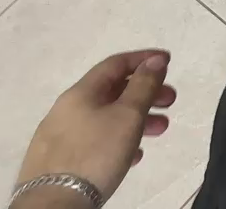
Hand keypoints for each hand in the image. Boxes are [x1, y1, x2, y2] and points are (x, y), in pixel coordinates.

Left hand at [15, 50, 174, 202]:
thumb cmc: (95, 154)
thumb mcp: (128, 115)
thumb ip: (144, 84)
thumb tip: (154, 60)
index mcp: (79, 94)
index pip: (115, 64)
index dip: (144, 59)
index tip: (168, 63)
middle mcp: (64, 112)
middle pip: (112, 92)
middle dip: (146, 94)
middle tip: (170, 101)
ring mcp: (57, 139)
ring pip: (104, 119)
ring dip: (136, 119)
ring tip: (159, 131)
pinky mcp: (55, 165)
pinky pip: (93, 142)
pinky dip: (117, 140)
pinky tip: (132, 156)